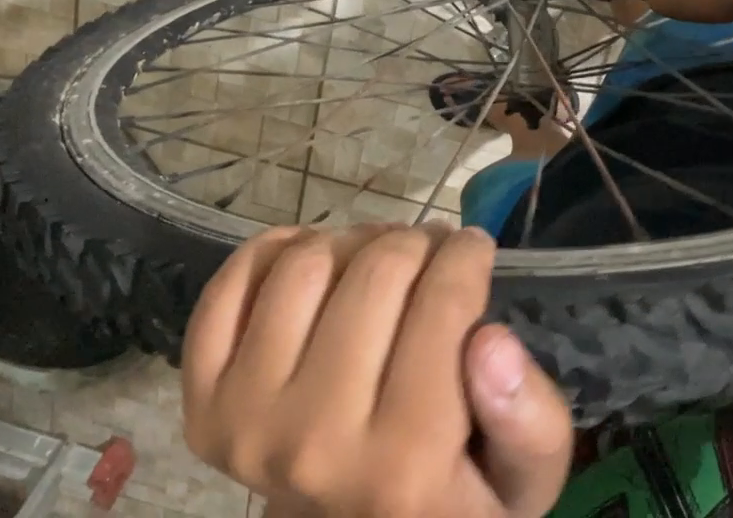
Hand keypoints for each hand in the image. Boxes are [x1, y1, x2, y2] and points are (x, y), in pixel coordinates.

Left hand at [181, 225, 573, 517]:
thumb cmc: (445, 500)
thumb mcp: (520, 481)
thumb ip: (530, 422)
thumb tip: (490, 341)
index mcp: (406, 466)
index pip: (442, 303)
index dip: (467, 255)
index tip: (473, 246)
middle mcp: (316, 444)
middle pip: (376, 272)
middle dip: (418, 241)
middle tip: (430, 249)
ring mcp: (247, 422)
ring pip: (306, 262)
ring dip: (352, 240)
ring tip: (377, 259)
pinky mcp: (203, 402)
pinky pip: (231, 285)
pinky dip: (275, 253)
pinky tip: (315, 264)